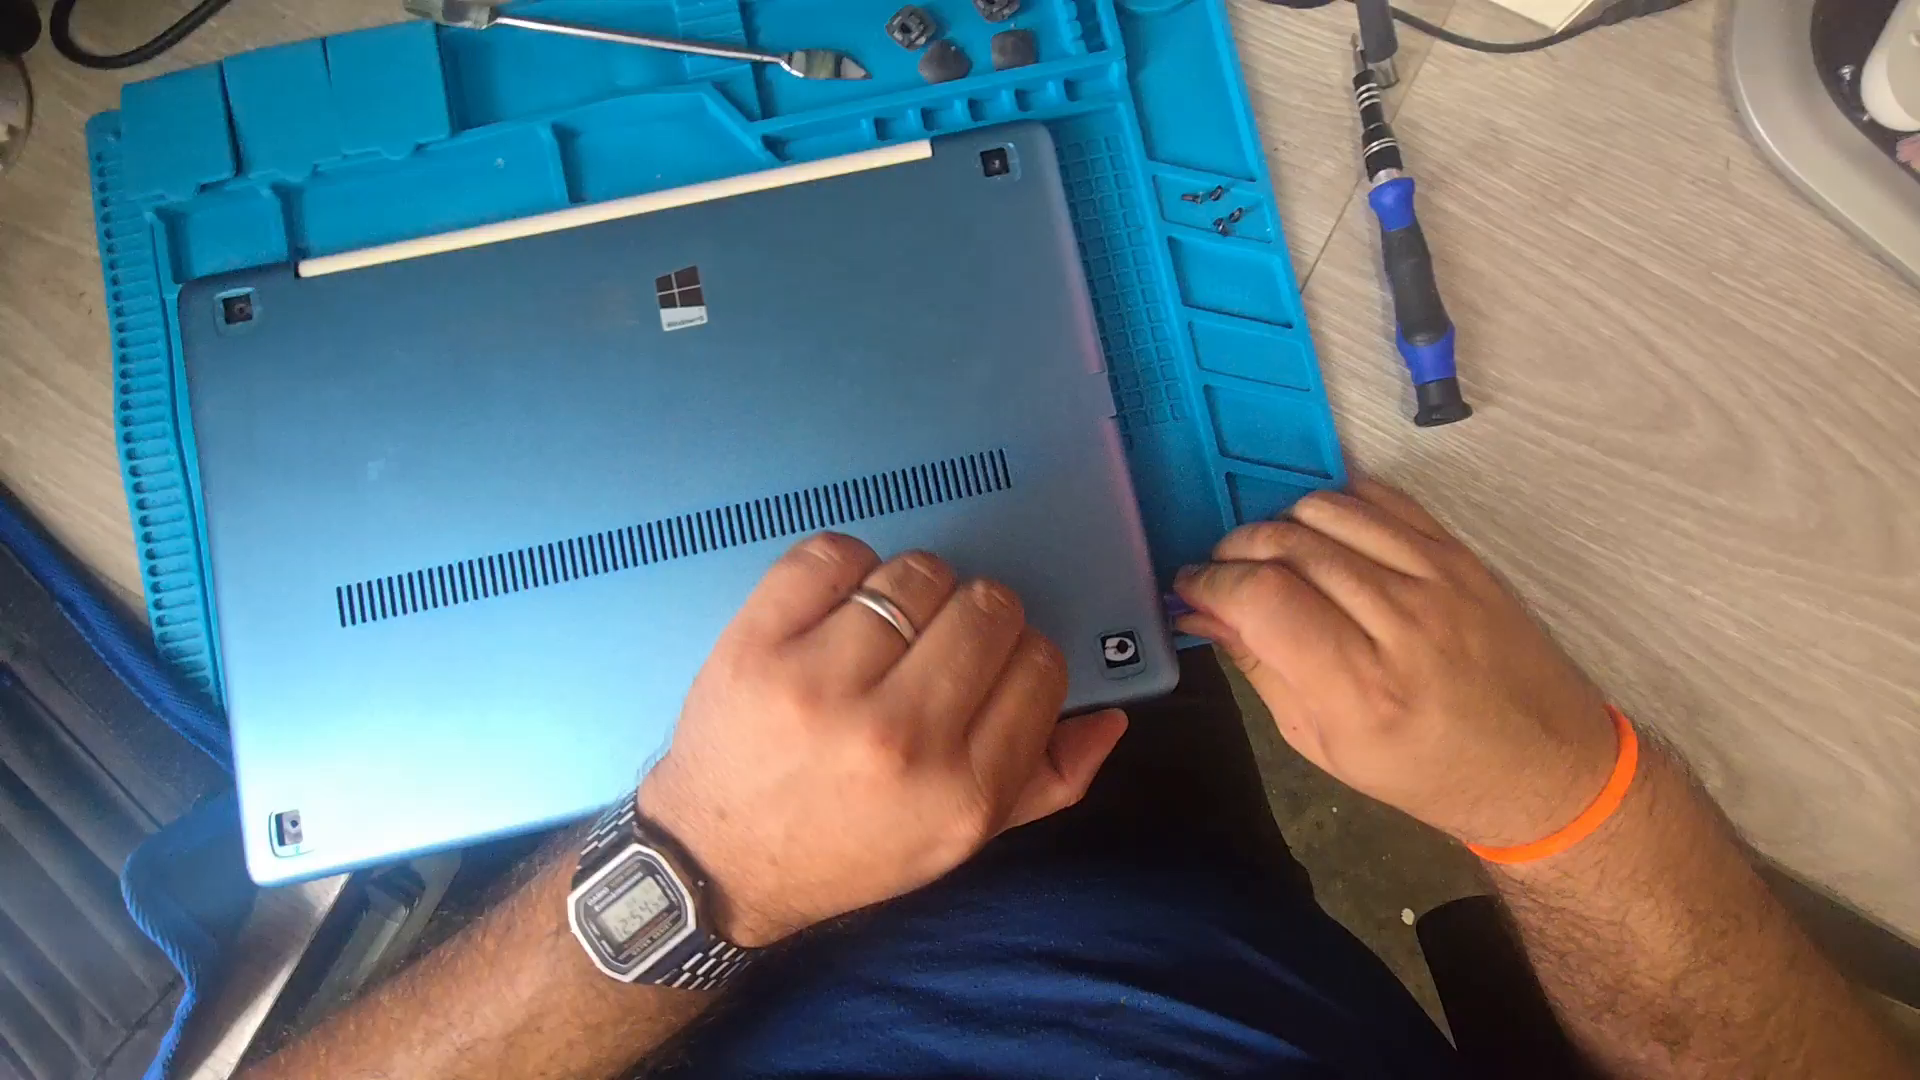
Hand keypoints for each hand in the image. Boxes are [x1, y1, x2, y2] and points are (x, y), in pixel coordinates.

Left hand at [638, 533, 1127, 945]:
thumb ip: (1048, 780)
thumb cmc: (852, 849)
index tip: (992, 668)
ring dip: (914, 589)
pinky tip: (838, 606)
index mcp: (961, 791)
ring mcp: (820, 684)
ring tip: (887, 629)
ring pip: (916, 574)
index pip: (1042, 664)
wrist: (719, 859)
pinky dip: (846, 564)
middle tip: (940, 645)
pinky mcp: (756, 643)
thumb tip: (1110, 714)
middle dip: (977, 616)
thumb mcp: (961, 842)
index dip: (1024, 655)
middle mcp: (898, 736)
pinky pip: (833, 554)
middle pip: (987, 607)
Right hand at [1172, 476, 1616, 849]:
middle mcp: (1400, 623)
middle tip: (1219, 574)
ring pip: (1323, 511)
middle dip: (1231, 551)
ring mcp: (1438, 578)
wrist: (1544, 768)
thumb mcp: (1318, 742)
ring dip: (1274, 526)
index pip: (1261, 597)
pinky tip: (1317, 536)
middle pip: (1285, 545)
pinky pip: (1377, 498)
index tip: (1188, 587)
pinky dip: (1329, 505)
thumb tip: (1198, 613)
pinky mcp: (1460, 554)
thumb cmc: (1419, 771)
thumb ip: (1256, 666)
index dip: (1209, 582)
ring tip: (1267, 557)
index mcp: (1360, 688)